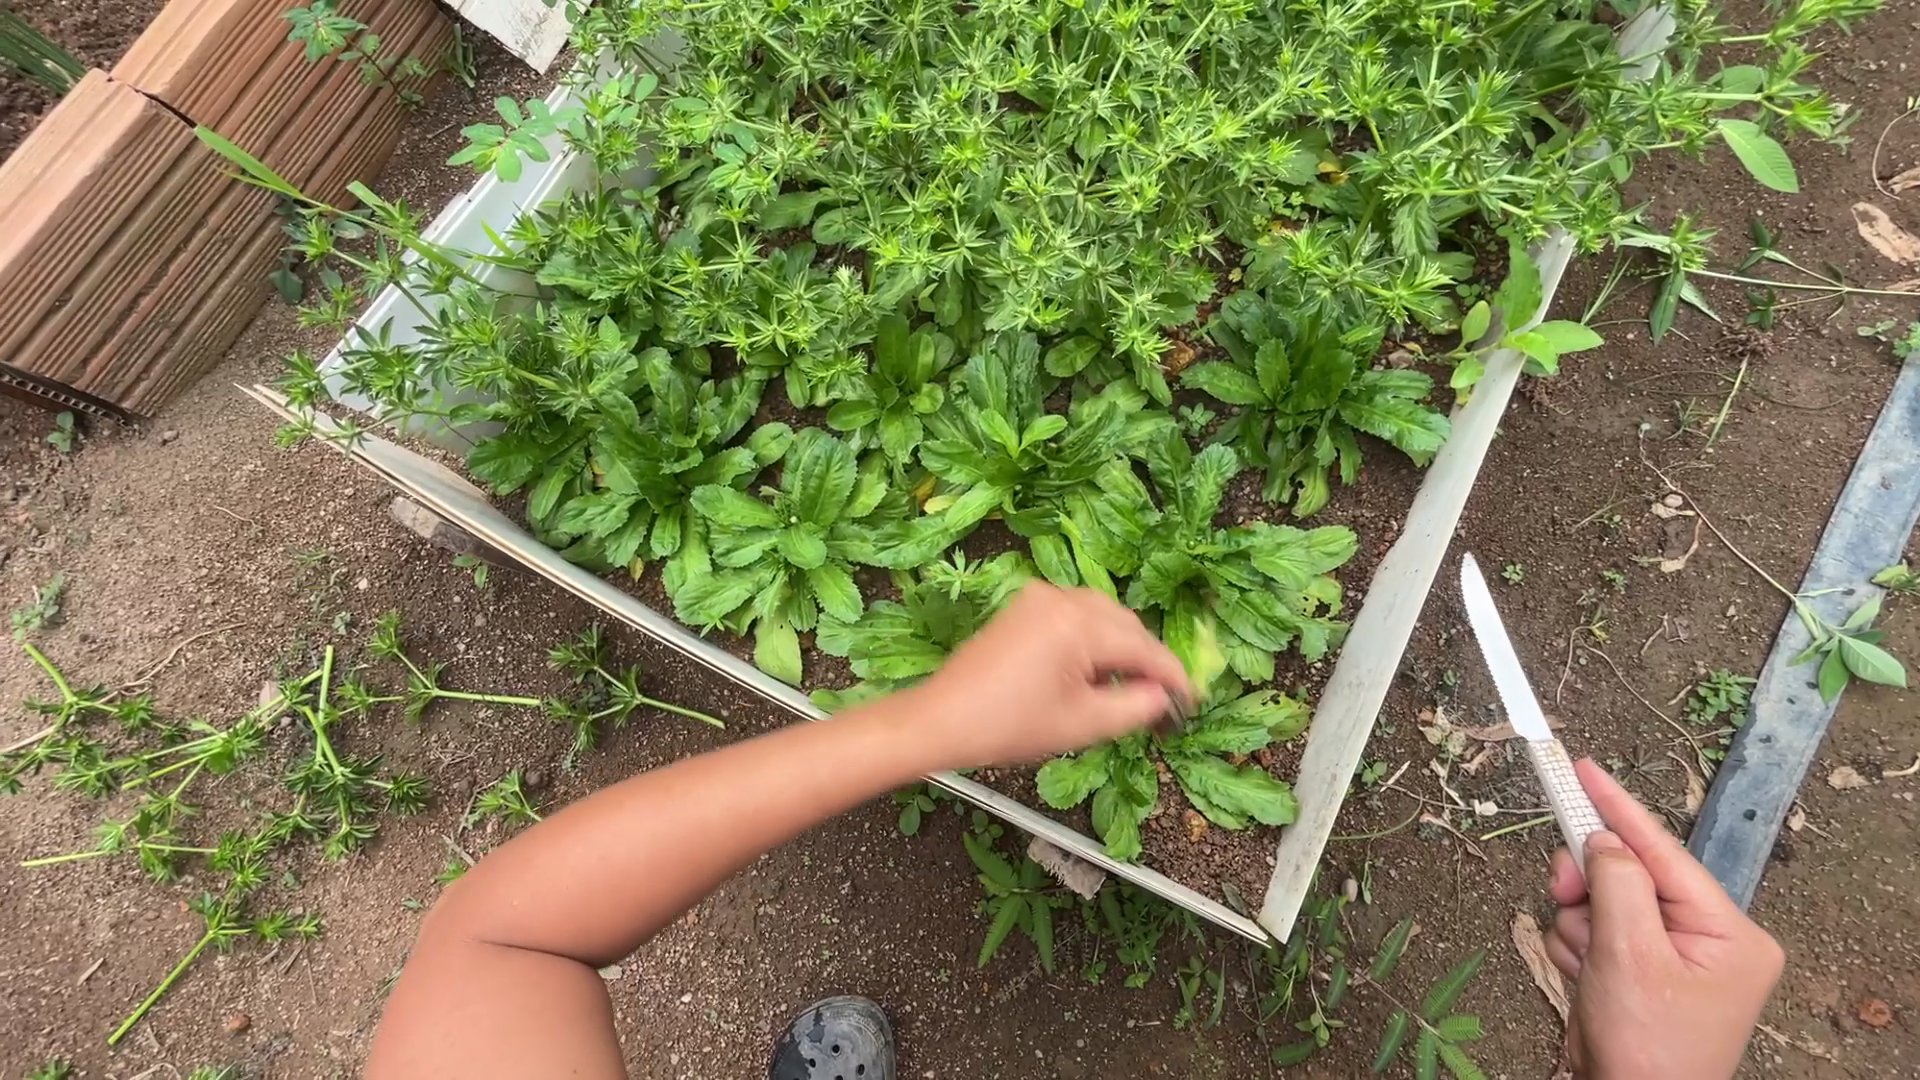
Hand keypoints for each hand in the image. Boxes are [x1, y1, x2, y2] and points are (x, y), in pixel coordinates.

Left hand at [897, 582, 1191, 768]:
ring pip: (1101, 615)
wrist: (941, 718)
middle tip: (1159, 701)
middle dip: (1146, 660)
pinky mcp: (1023, 606)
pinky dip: (1092, 637)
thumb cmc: (1009, 726)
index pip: (1143, 647)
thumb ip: (1135, 706)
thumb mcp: (1082, 725)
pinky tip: (1091, 670)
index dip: (1172, 676)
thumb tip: (1164, 695)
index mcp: (1077, 624)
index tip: (1192, 701)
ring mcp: (1038, 597)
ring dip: (1120, 646)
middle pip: (1125, 624)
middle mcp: (1061, 598)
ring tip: (1125, 689)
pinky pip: (1074, 614)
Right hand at [1544, 759, 1783, 1079]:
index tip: (1580, 766)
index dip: (1616, 805)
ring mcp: (1664, 946)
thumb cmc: (1648, 1039)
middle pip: (1619, 870)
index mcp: (1726, 931)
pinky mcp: (1632, 958)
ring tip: (1587, 962)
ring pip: (1593, 895)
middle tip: (1566, 898)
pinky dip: (1574, 942)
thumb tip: (1601, 837)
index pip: (1661, 850)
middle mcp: (1700, 933)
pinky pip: (1585, 921)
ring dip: (1576, 923)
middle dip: (1585, 887)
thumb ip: (1616, 883)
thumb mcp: (1629, 954)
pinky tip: (1586, 973)